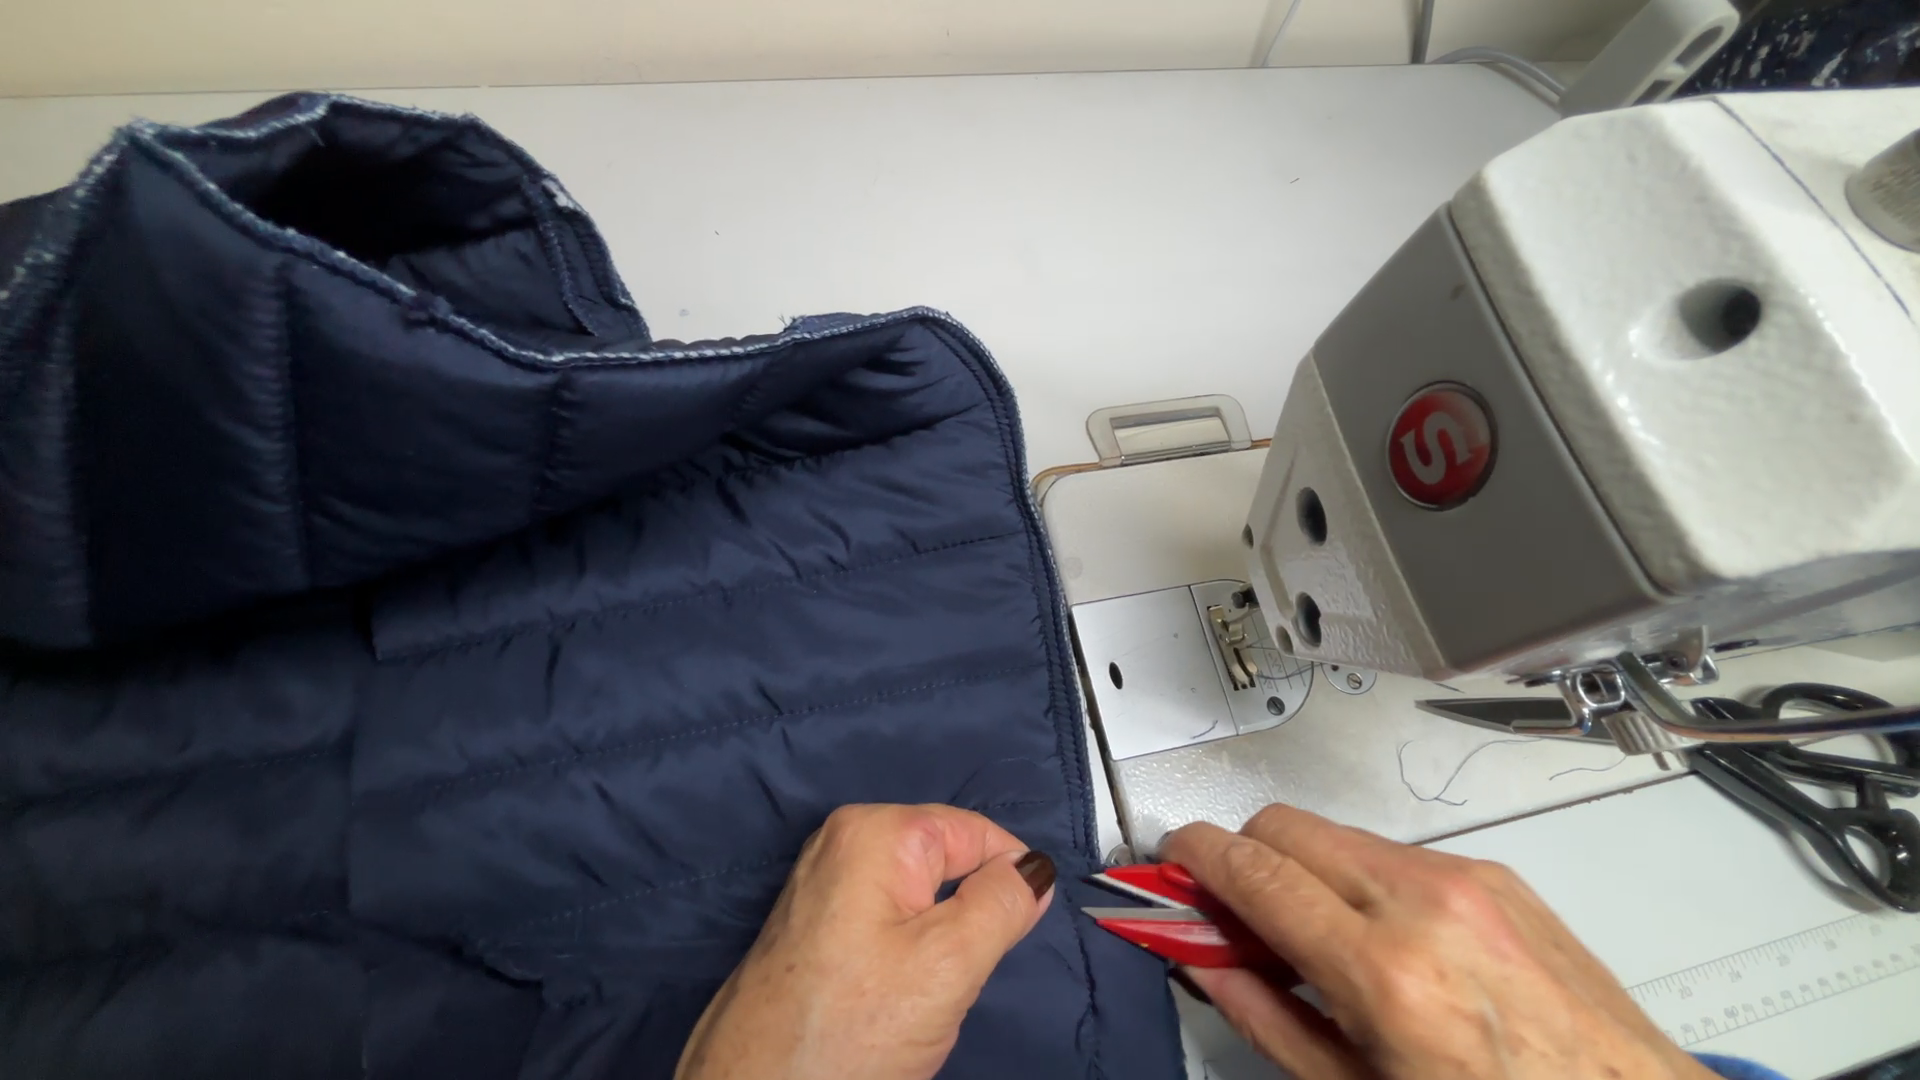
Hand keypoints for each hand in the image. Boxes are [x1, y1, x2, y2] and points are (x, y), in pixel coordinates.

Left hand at [675, 804, 1055, 1079]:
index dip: (1006, 881)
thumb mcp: (948, 964)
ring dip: (934, 935)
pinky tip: (884, 990)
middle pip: (945, 860)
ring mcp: (823, 874)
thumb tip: (1035, 867)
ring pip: (919, 891)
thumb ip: (1002, 905)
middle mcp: (844, 835)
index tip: (1006, 939)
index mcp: (876, 828)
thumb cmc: (852, 1028)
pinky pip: (885, 911)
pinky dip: (903, 945)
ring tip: (911, 989)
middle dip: (964, 913)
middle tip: (946, 975)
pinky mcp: (814, 913)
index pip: (975, 832)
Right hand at [1163, 805, 1714, 1079]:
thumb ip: (1265, 1018)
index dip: (1196, 854)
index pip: (1253, 871)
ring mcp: (1463, 877)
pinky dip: (1358, 877)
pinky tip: (1386, 937)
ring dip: (1302, 868)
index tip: (1172, 859)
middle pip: (1282, 825)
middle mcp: (1421, 902)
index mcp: (1384, 973)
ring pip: (1331, 833)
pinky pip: (1389, 849)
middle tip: (1240, 910)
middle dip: (1244, 855)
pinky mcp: (1493, 870)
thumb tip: (1202, 958)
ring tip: (1321, 936)